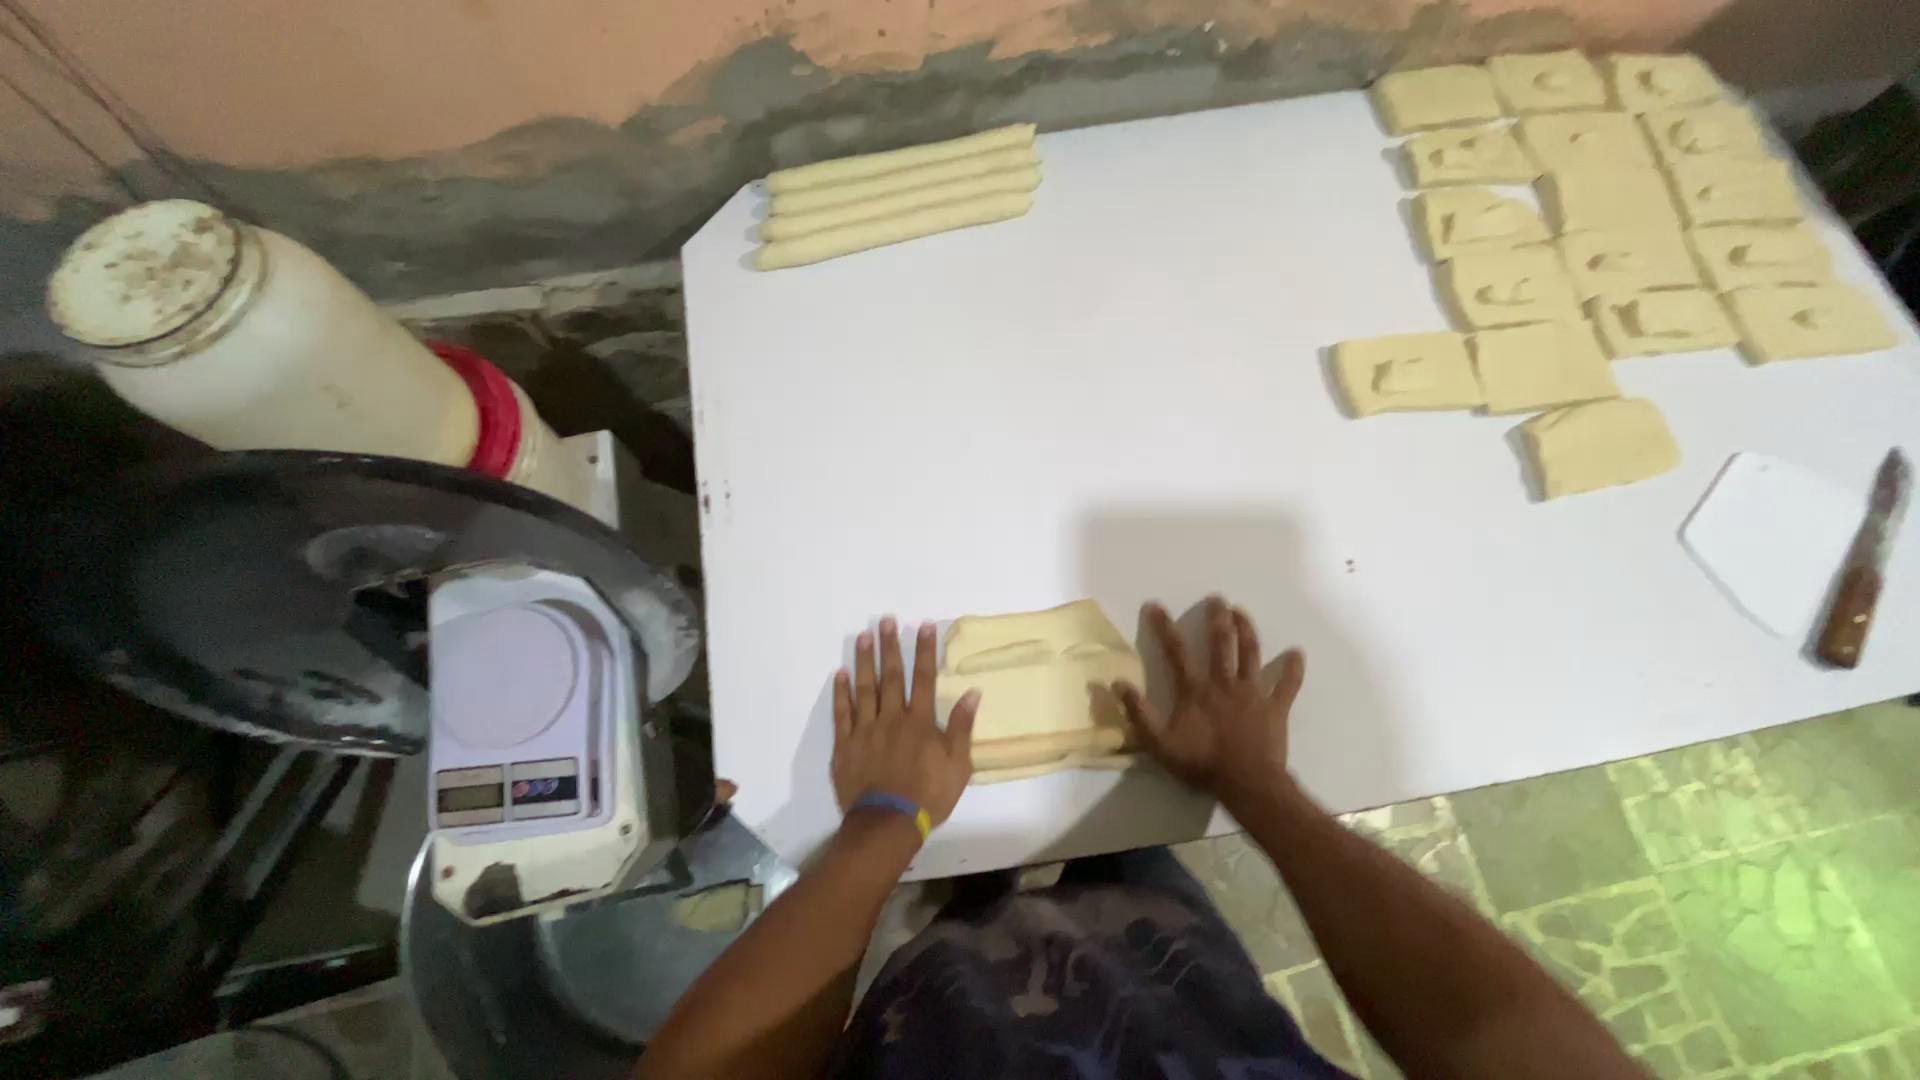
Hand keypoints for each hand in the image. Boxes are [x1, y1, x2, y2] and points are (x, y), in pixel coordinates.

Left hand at [832, 618, 979, 828]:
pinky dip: (841, 693)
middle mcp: (892, 718)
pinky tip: (840, 674)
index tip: (924, 625)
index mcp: (920, 722)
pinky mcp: (845, 745)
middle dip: (890, 646)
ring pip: (865, 689)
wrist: (888, 824)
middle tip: (885, 620)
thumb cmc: (928, 796)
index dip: (925, 650)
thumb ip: (961, 727)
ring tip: (862, 637)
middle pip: (891, 676)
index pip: (924, 678)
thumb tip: (973, 693)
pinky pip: (842, 714)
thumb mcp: (958, 765)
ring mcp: (865, 730)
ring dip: (864, 661)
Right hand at [1115, 596, 1304, 807]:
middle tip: (1217, 599)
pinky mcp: (1275, 707)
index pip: (1176, 651)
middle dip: (1217, 619)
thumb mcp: (1159, 744)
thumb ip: (1139, 713)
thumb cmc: (1201, 764)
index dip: (1164, 627)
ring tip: (1242, 612)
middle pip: (1221, 643)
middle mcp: (1224, 683)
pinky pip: (1287, 684)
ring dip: (1246, 631)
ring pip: (1251, 654)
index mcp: (1195, 690)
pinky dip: (1292, 669)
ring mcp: (1253, 693)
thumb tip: (1117, 683)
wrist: (1247, 783)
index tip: (1156, 605)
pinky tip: (1298, 653)